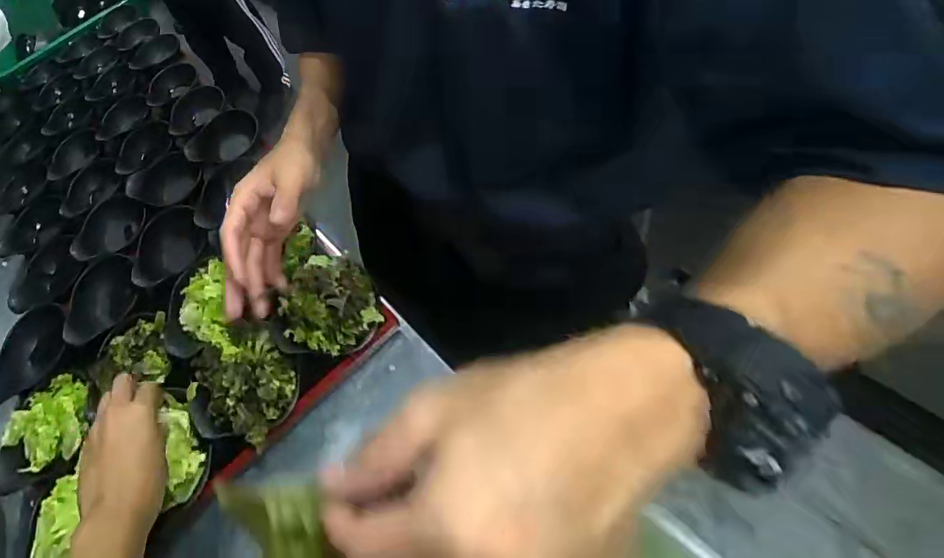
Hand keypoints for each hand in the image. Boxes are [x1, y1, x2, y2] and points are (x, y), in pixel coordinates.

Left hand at [75, 374, 165, 550]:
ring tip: (122, 420)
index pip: (150, 386)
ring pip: (105, 400)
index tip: (159, 401)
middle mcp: (116, 411)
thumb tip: (155, 423)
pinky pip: (96, 425)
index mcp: (140, 410)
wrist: (111, 517)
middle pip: (121, 380)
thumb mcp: (161, 455)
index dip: (156, 392)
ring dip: (115, 404)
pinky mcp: (84, 445)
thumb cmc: (146, 486)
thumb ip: (157, 432)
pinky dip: (104, 427)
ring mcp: (97, 427)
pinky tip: (109, 443)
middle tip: (138, 400)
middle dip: (131, 385)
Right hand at [221, 136, 320, 320]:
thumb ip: (284, 201)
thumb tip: (274, 227)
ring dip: (256, 285)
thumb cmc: (295, 158)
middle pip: (238, 253)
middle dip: (238, 284)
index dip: (235, 260)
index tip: (244, 283)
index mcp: (242, 201)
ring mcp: (260, 224)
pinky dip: (273, 272)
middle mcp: (247, 216)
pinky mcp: (275, 228)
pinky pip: (270, 254)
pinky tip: (280, 291)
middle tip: (236, 316)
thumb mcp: (292, 177)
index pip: (232, 235)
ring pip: (253, 259)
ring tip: (261, 314)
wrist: (309, 147)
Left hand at [321, 327, 710, 557]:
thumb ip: (379, 456)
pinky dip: (464, 549)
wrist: (613, 415)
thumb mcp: (434, 410)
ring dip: (420, 547)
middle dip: (378, 540)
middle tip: (373, 506)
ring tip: (421, 508)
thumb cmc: (515, 400)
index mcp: (444, 530)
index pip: (364, 546)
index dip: (338, 522)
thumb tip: (335, 485)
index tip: (330, 499)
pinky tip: (467, 518)